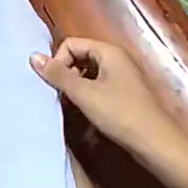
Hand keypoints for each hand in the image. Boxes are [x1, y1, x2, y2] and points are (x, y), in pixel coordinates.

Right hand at [30, 38, 187, 164]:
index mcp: (109, 51)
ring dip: (77, 87)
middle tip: (62, 97)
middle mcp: (117, 58)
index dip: (59, 61)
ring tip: (73, 107)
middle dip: (67, 74)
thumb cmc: (120, 113)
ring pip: (89, 73)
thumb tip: (33, 56)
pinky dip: (89, 96)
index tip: (55, 85)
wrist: (155, 143)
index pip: (72, 44)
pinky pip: (100, 86)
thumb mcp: (84, 94)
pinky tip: (87, 115)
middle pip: (81, 57)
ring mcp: (123, 76)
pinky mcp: (126, 94)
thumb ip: (58, 75)